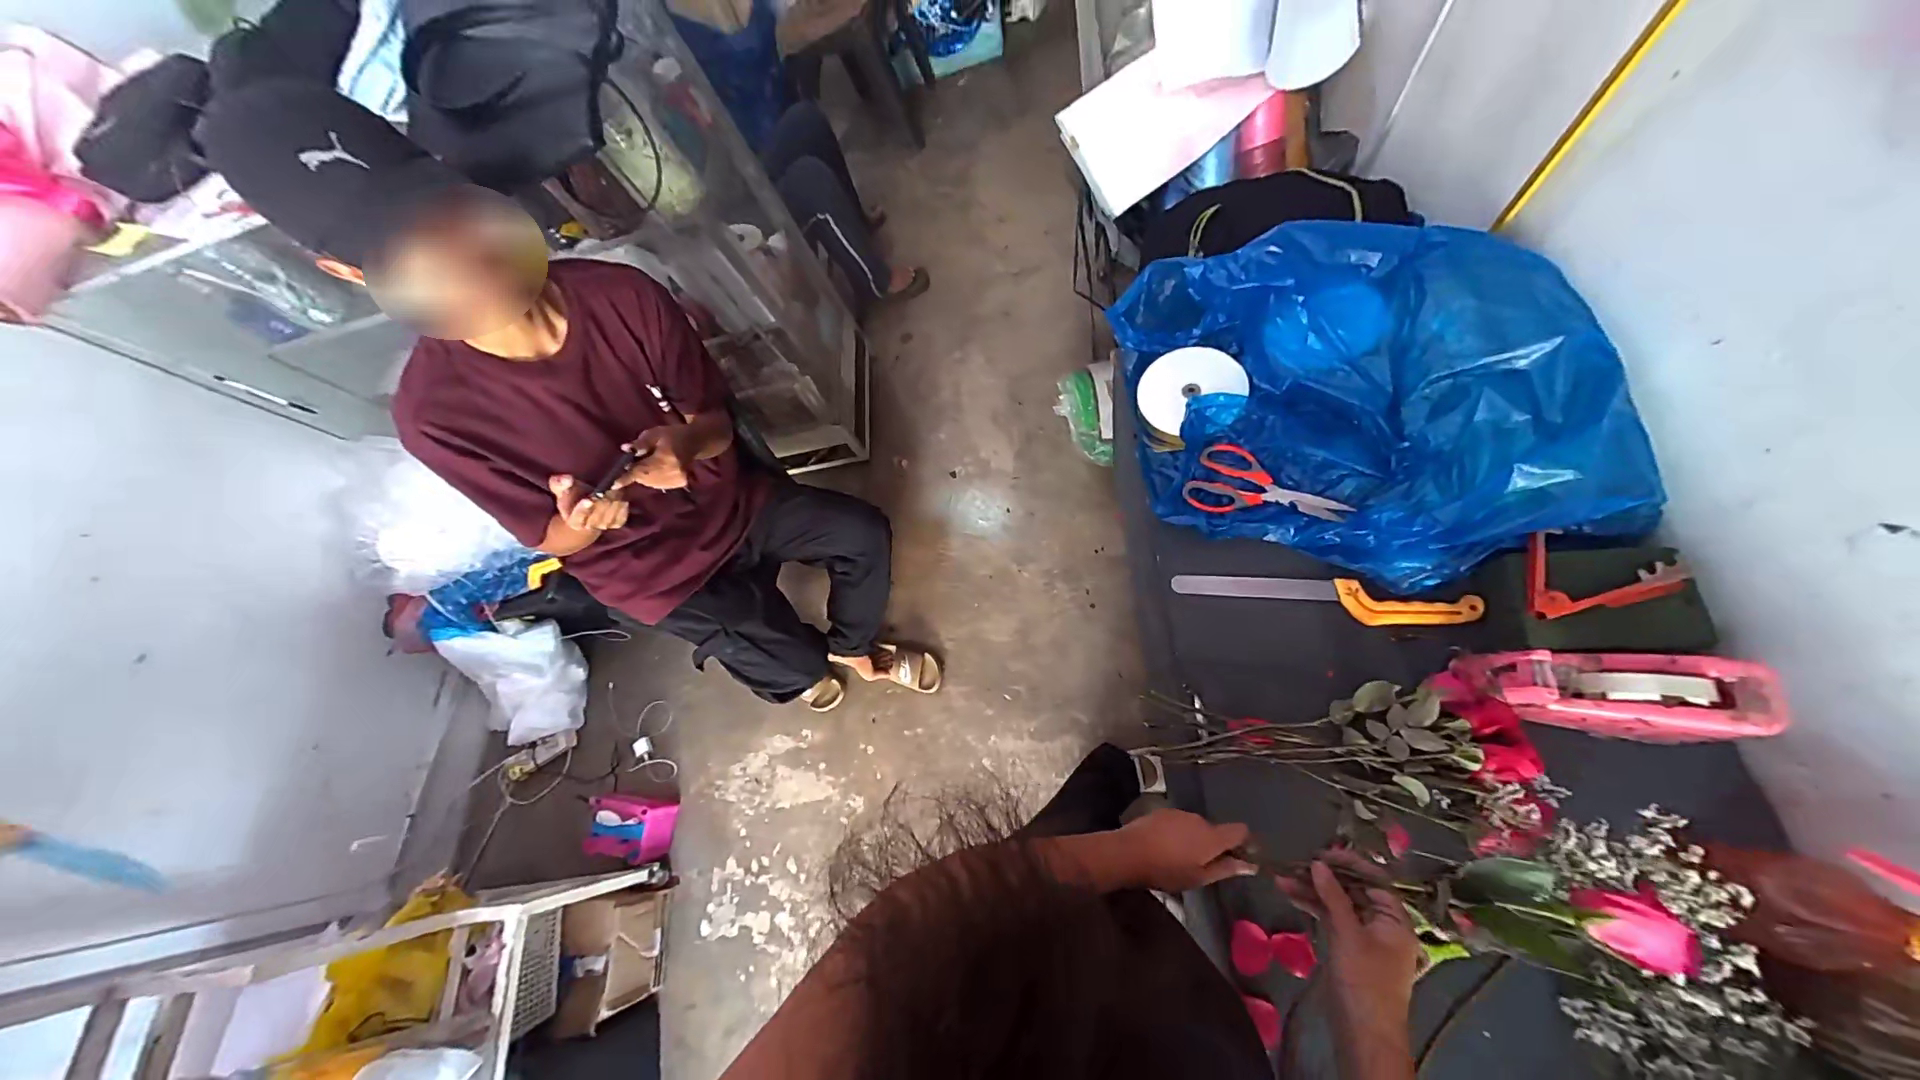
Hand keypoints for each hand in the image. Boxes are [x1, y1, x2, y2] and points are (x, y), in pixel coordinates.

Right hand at [550, 474, 628, 531]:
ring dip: (613, 503)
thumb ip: (560, 484)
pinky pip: (621, 518)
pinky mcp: (616, 523)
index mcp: (573, 520)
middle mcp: (589, 526)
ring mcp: (603, 525)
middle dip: (602, 502)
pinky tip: (621, 499)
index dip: (583, 509)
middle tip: (606, 490)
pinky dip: (622, 508)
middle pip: (597, 515)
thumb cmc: (572, 498)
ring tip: (613, 490)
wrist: (585, 511)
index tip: (588, 500)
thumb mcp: (562, 491)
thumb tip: (565, 479)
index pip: (578, 517)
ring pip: (610, 516)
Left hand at [614, 426, 691, 490]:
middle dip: (636, 472)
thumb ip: (640, 442)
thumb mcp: (655, 433)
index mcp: (665, 458)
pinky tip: (656, 470)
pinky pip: (659, 485)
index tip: (613, 484)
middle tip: (635, 462)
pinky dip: (653, 479)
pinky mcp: (680, 483)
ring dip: (644, 476)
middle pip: (644, 478)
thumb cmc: (673, 435)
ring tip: (649, 463)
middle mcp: (672, 471)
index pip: (641, 470)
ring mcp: (677, 479)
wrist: (695, 441)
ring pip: (651, 483)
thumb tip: (625, 449)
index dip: (626, 478)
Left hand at [1114, 808, 1254, 891]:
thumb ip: (1225, 869)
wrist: (1129, 852)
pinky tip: (1166, 846)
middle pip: (1215, 829)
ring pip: (1196, 826)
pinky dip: (1179, 833)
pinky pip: (1179, 822)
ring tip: (1182, 857)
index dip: (1244, 841)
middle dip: (1215, 844)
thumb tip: (1249, 865)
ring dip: (1194, 838)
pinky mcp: (1162, 812)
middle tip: (1205, 864)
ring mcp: (1179, 813)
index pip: (1239, 830)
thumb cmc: (1167, 870)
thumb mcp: (1199, 877)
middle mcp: (1198, 819)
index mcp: (1212, 836)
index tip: (1241, 855)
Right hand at [1281, 853, 1420, 1045]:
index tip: (1321, 852)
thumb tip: (1319, 863)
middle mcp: (1380, 923)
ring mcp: (1362, 934)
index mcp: (1394, 920)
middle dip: (1323, 876)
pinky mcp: (1346, 945)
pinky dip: (1311, 905)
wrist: (1363, 1031)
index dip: (1349, 864)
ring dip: (1311, 889)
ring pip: (1336, 902)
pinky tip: (1289, 893)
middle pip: (1351, 890)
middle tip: (1294, 862)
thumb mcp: (1348, 934)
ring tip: (1281, 877)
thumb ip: (1333, 896)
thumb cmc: (1365, 980)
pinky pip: (1329, 917)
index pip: (1373, 881)